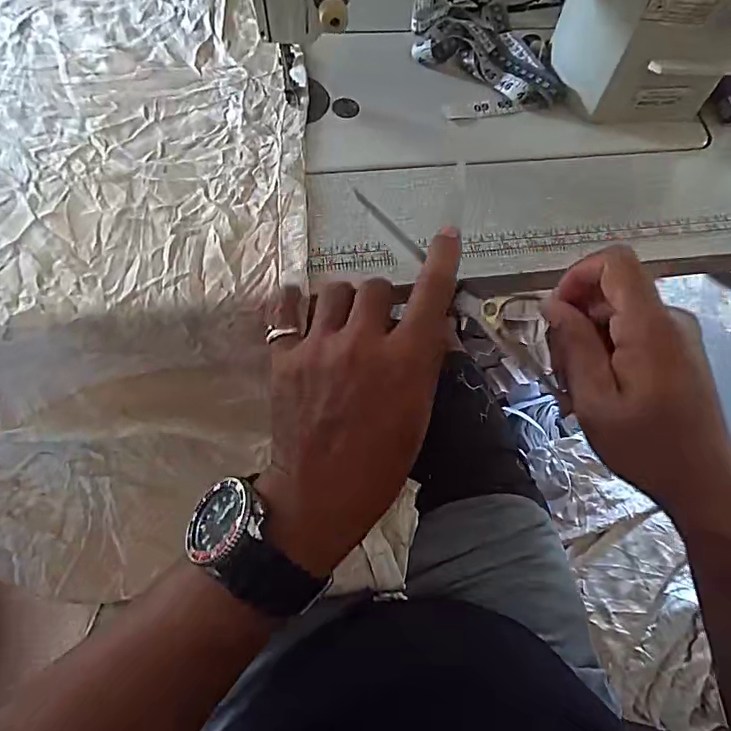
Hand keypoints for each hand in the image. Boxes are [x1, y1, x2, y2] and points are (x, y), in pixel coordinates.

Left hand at [255, 229, 460, 576]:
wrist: (320, 495)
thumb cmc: (381, 463)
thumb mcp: (419, 415)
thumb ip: (425, 365)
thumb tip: (434, 330)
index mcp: (404, 360)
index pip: (430, 295)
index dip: (441, 260)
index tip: (447, 236)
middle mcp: (362, 343)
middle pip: (375, 287)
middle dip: (384, 299)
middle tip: (382, 321)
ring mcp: (318, 348)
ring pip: (334, 291)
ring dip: (346, 301)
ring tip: (345, 322)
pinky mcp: (283, 358)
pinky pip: (285, 309)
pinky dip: (295, 303)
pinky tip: (300, 307)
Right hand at [542, 245, 730, 516]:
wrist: (705, 481)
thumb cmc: (648, 448)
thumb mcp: (596, 402)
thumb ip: (574, 346)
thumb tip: (553, 304)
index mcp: (651, 325)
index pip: (615, 261)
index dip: (577, 275)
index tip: (555, 314)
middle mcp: (670, 319)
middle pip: (613, 290)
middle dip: (577, 320)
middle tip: (561, 370)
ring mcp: (679, 335)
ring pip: (621, 315)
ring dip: (591, 342)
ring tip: (579, 391)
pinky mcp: (680, 352)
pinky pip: (636, 334)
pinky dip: (610, 353)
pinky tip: (601, 393)